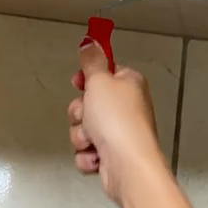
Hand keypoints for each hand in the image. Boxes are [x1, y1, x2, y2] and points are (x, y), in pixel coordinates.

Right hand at [69, 39, 167, 202]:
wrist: (128, 166)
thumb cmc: (116, 119)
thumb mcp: (99, 81)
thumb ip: (91, 60)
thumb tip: (90, 40)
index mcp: (129, 84)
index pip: (104, 73)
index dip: (88, 78)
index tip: (78, 83)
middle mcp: (127, 107)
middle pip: (89, 102)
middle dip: (80, 112)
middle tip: (87, 115)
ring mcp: (120, 133)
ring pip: (85, 128)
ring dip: (82, 135)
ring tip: (93, 140)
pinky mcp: (113, 157)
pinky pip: (88, 151)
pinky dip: (88, 155)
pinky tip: (96, 157)